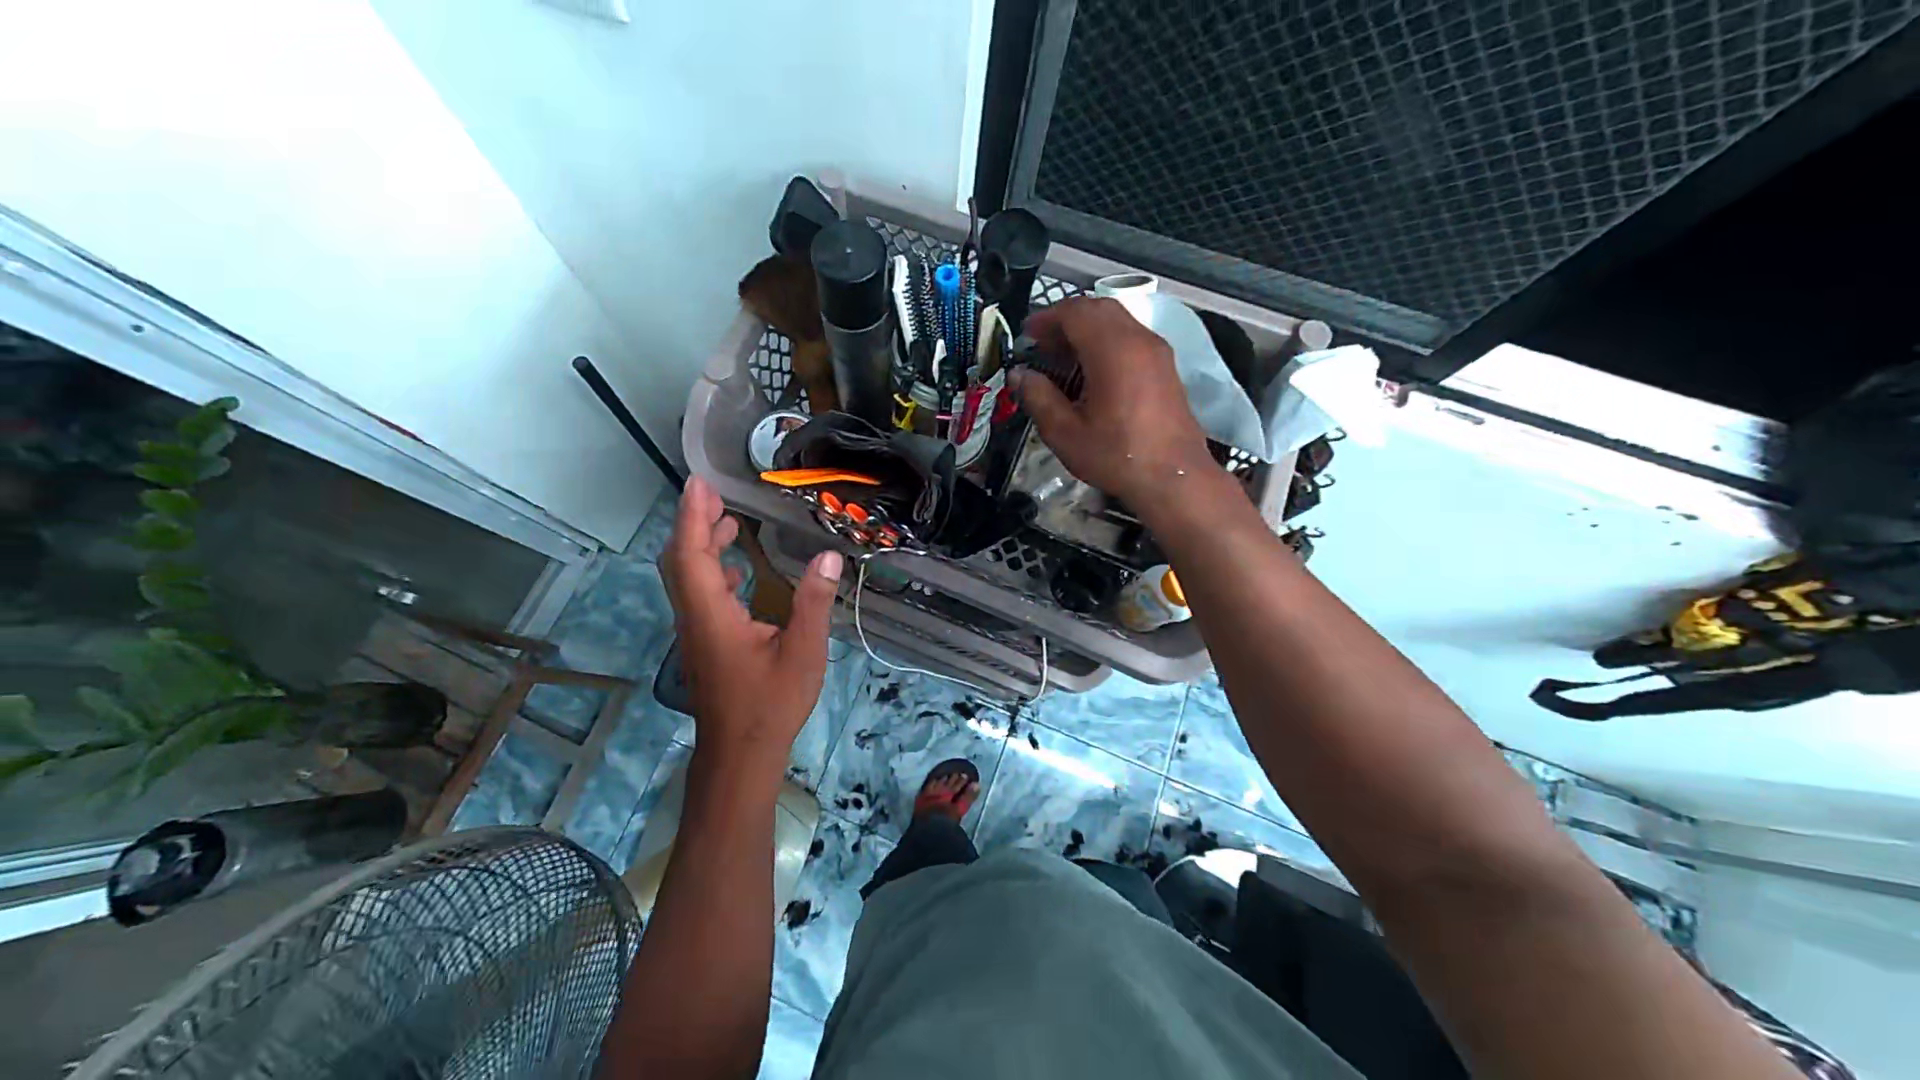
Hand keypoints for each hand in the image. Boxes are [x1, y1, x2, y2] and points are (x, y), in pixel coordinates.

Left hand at [662, 477, 842, 775]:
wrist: (740, 755)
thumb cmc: (770, 704)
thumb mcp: (803, 652)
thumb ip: (813, 603)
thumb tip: (828, 556)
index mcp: (712, 615)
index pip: (693, 554)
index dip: (694, 516)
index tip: (700, 483)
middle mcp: (695, 618)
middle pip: (681, 561)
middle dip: (694, 523)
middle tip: (714, 494)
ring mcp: (696, 633)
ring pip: (687, 579)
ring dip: (701, 547)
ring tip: (726, 522)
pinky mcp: (704, 645)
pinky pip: (699, 596)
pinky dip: (712, 572)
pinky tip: (737, 574)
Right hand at [1010, 297, 1222, 517]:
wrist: (1174, 477)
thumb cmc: (1117, 456)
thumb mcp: (1065, 433)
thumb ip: (1038, 397)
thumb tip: (1020, 375)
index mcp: (1113, 350)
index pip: (1075, 312)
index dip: (1046, 318)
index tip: (1026, 337)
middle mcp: (1139, 340)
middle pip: (1098, 308)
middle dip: (1066, 320)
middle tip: (1043, 345)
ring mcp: (1157, 351)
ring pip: (1117, 321)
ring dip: (1087, 330)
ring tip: (1064, 360)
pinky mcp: (1165, 366)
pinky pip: (1131, 337)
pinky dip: (1106, 342)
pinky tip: (1092, 373)